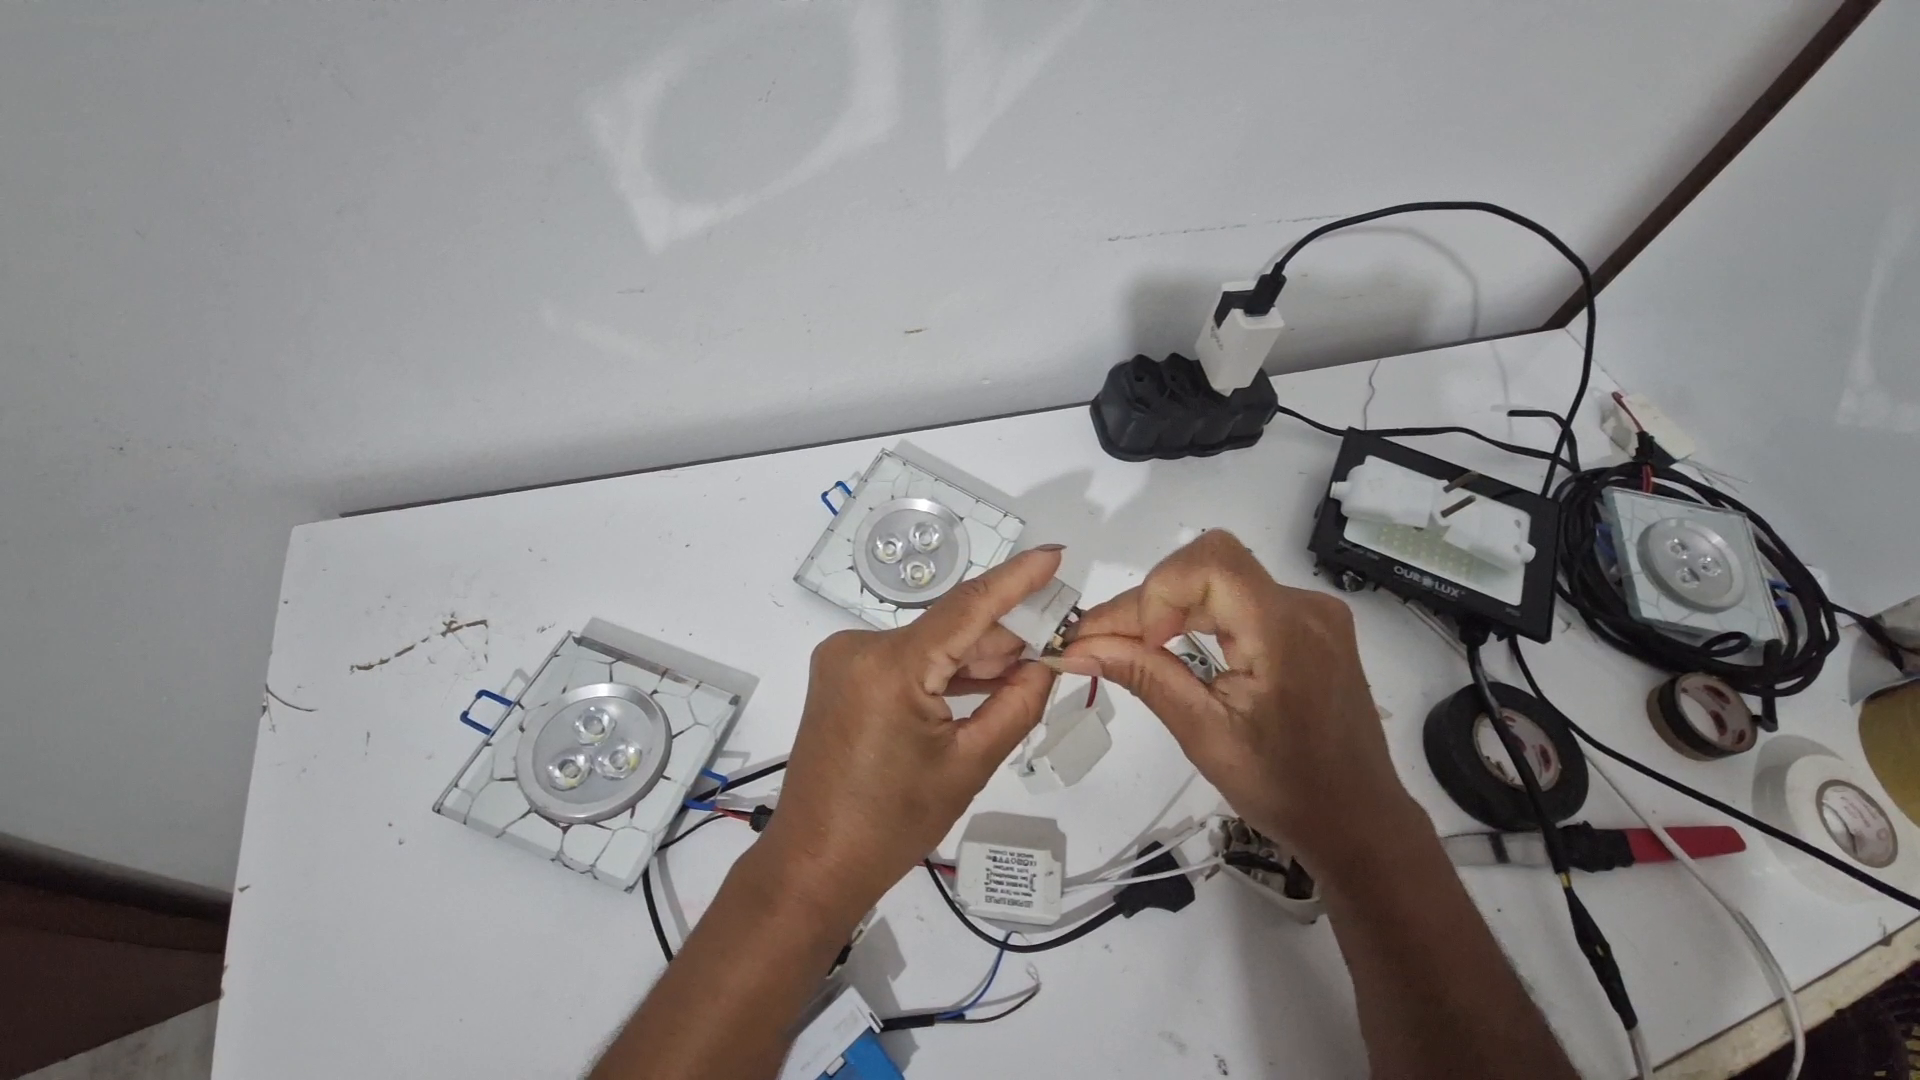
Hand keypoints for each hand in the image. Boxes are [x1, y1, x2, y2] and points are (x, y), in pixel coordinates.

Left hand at [756, 547, 1063, 921]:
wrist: (815, 862)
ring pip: (931, 644)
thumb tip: (1047, 663)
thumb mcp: (968, 765)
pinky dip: (946, 671)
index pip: (967, 606)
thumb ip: (1016, 705)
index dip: (1016, 579)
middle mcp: (860, 647)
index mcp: (890, 667)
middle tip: (1057, 642)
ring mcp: (846, 660)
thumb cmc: (892, 825)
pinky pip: (908, 660)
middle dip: (1004, 635)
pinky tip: (988, 680)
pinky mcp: (843, 676)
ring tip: (1031, 666)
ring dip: (977, 656)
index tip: (1055, 555)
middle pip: (950, 626)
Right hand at [1057, 531, 1415, 867]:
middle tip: (1104, 643)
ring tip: (1130, 647)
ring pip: (1220, 578)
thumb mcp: (1204, 735)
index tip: (1136, 642)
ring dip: (1170, 606)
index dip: (1159, 591)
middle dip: (1151, 599)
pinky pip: (1240, 597)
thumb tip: (1078, 648)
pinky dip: (1198, 615)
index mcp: (1285, 633)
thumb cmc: (1284, 788)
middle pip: (1209, 566)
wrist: (1357, 818)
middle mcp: (1304, 607)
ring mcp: (1311, 612)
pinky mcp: (1308, 624)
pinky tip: (1173, 646)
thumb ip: (1144, 677)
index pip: (1210, 564)